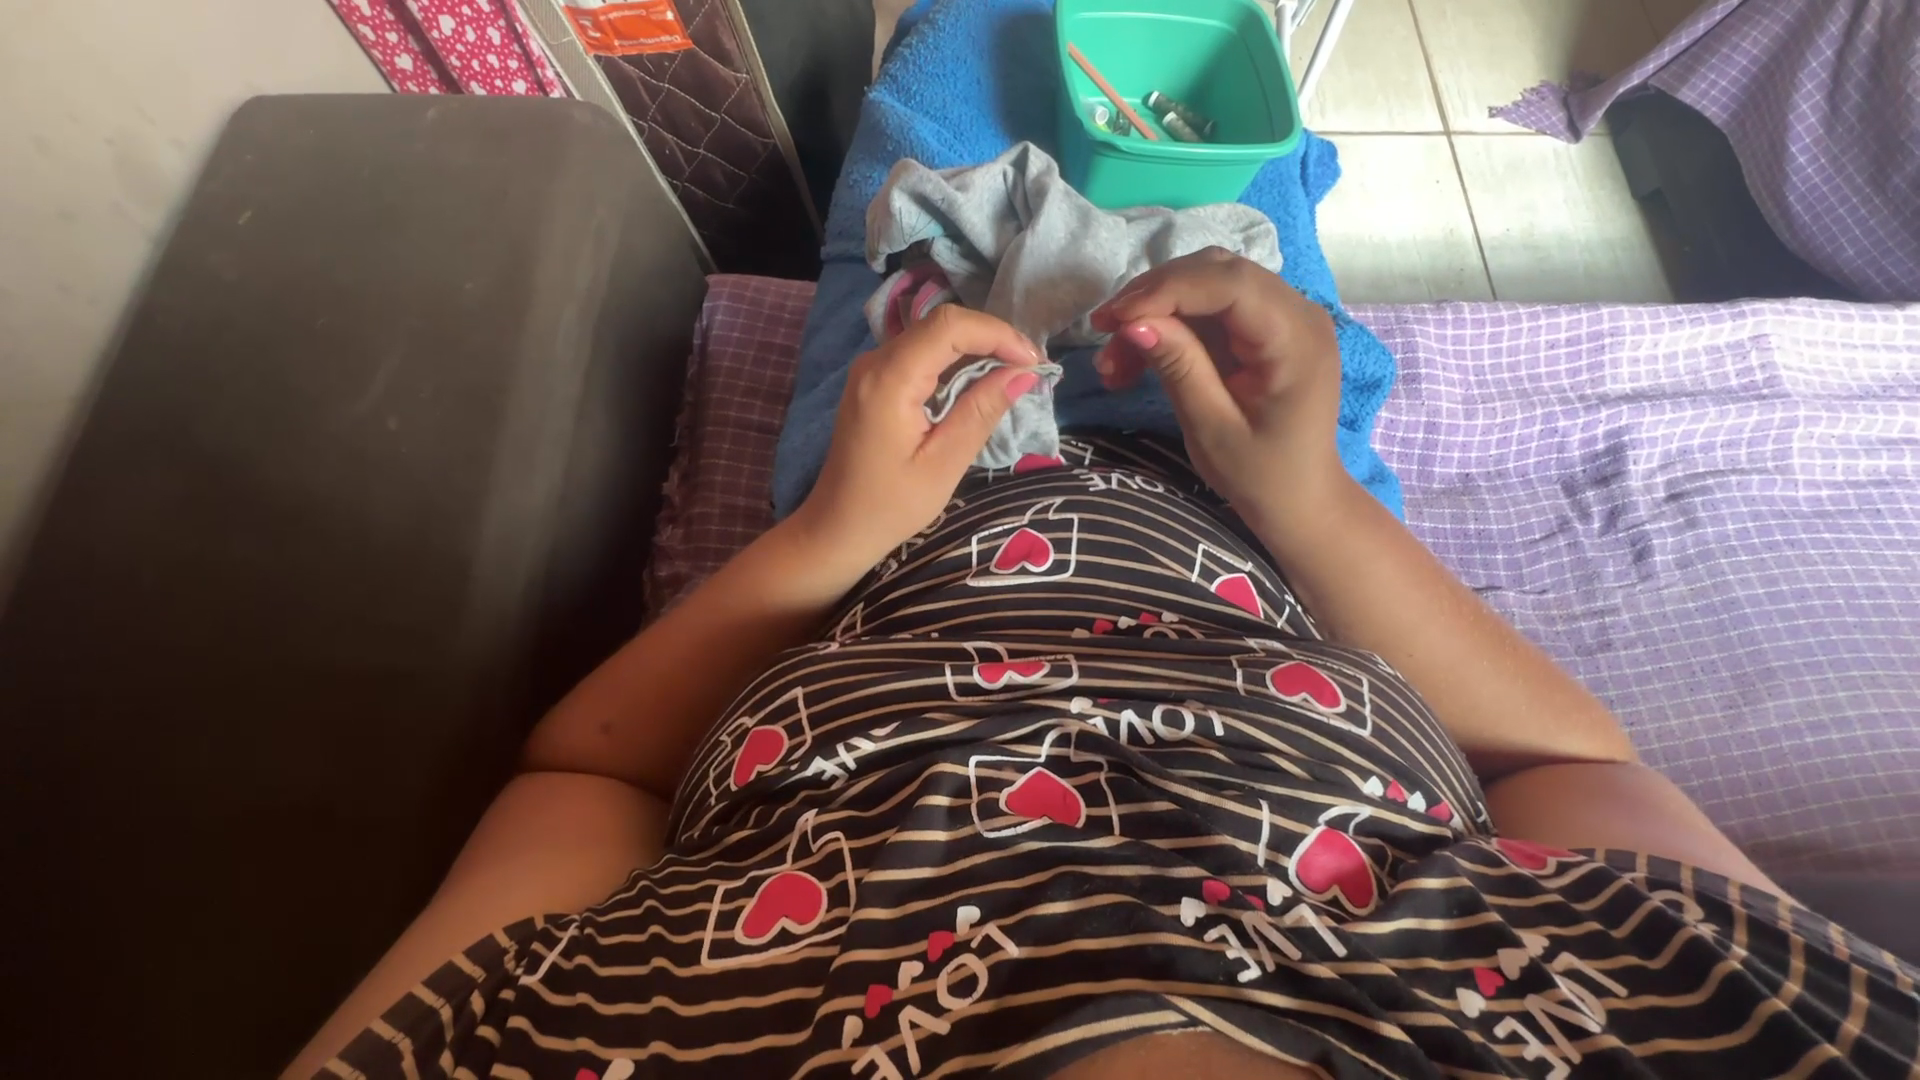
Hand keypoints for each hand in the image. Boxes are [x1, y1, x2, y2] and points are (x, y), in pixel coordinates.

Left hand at [791, 306, 1043, 575]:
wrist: (837, 527)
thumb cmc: (890, 505)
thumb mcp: (944, 463)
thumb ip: (982, 411)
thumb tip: (1025, 373)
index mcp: (889, 380)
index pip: (950, 327)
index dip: (997, 334)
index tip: (1034, 362)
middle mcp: (875, 362)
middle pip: (941, 325)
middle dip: (992, 338)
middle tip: (1031, 369)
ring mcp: (871, 369)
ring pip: (932, 336)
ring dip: (976, 348)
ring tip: (1014, 375)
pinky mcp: (874, 381)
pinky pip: (920, 355)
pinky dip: (955, 362)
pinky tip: (980, 384)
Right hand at [1090, 248, 1348, 524]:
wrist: (1298, 498)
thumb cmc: (1260, 475)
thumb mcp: (1212, 428)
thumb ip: (1179, 367)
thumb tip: (1132, 323)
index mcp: (1295, 340)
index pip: (1229, 285)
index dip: (1166, 290)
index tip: (1113, 320)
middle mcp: (1298, 312)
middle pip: (1216, 273)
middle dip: (1153, 296)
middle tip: (1103, 333)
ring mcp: (1283, 315)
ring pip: (1206, 284)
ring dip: (1155, 311)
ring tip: (1114, 360)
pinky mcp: (1263, 327)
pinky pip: (1210, 308)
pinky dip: (1170, 325)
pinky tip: (1136, 357)